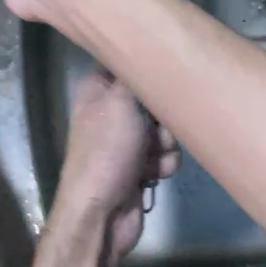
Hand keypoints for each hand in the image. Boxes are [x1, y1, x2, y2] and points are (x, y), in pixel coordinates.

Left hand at [52, 72, 180, 263]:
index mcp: (98, 89)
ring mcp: (125, 141)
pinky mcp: (139, 166)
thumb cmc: (107, 150)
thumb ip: (137, 76)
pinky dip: (163, 164)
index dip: (147, 68)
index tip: (167, 70)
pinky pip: (165, 155)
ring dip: (167, 143)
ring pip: (165, 129)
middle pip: (153, 98)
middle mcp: (110, 111)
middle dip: (165, 115)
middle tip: (159, 126)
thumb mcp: (121, 101)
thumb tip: (150, 54)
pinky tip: (154, 174)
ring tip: (155, 156)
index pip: (126, 64)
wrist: (101, 212)